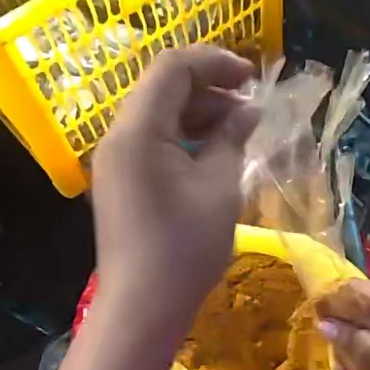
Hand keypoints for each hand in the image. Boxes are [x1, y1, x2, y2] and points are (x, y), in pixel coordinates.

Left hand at [89, 47, 259, 336]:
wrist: (143, 306)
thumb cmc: (185, 247)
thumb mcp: (220, 188)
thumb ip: (232, 138)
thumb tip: (248, 110)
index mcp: (138, 130)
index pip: (173, 68)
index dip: (216, 63)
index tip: (254, 79)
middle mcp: (118, 137)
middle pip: (162, 90)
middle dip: (209, 91)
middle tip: (251, 113)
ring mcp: (115, 163)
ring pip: (158, 119)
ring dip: (198, 117)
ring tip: (238, 135)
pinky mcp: (120, 185)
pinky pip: (152, 146)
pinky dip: (184, 142)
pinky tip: (214, 159)